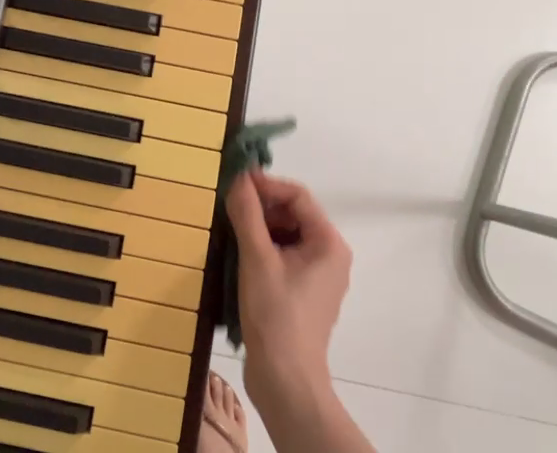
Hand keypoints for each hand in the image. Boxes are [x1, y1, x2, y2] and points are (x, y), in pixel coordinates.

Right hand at [225, 171, 351, 422]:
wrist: (285, 380)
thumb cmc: (275, 315)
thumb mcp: (256, 258)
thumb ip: (247, 213)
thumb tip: (238, 177)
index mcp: (329, 243)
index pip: (297, 196)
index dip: (266, 185)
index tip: (233, 183)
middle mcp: (330, 255)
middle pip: (292, 215)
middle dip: (260, 208)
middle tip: (227, 208)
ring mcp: (317, 277)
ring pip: (285, 236)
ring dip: (257, 229)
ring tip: (227, 231)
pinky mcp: (302, 293)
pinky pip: (282, 257)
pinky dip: (260, 251)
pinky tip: (236, 256)